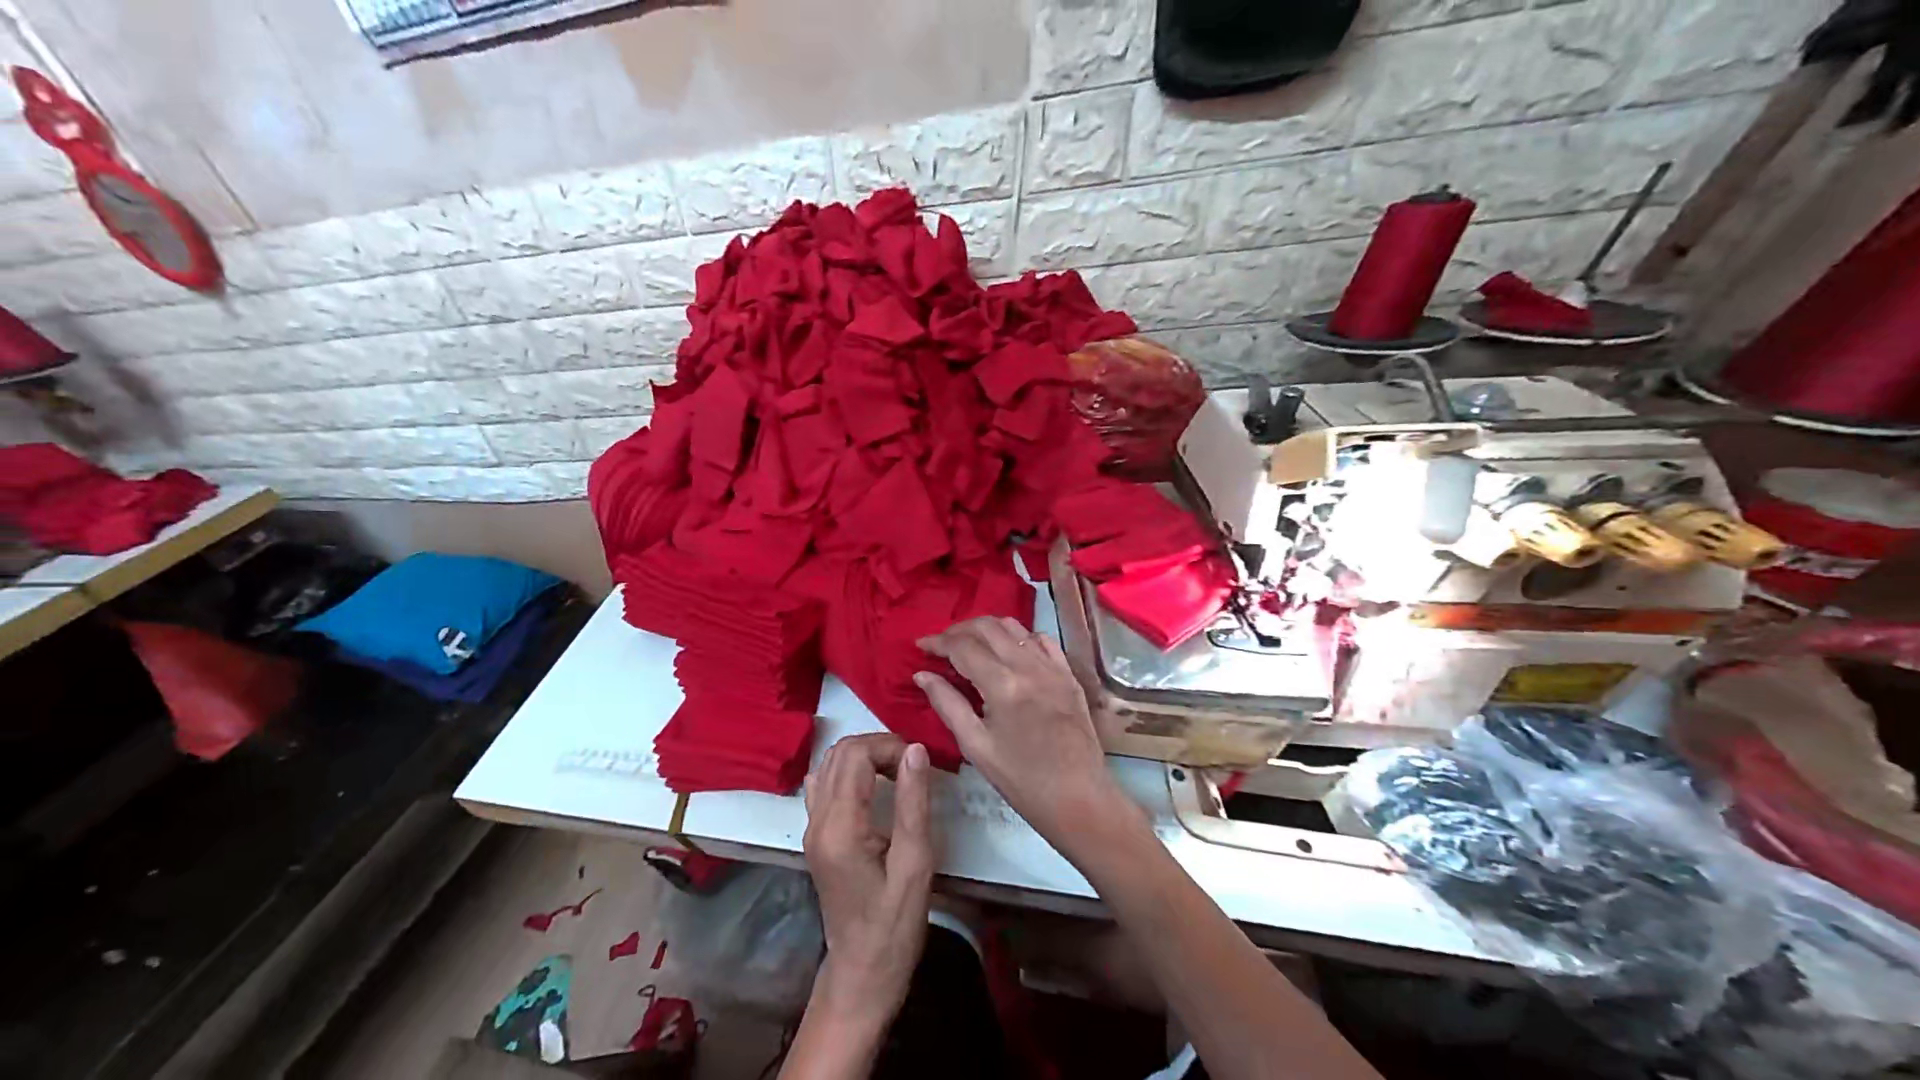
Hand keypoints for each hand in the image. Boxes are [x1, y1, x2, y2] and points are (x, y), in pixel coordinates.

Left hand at [801, 733, 933, 1033]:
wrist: (862, 971)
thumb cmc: (895, 924)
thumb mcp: (915, 864)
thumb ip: (912, 802)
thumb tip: (915, 749)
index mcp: (840, 827)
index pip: (856, 755)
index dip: (890, 747)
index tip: (919, 765)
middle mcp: (817, 821)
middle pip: (840, 752)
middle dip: (879, 747)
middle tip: (912, 767)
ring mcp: (811, 828)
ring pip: (830, 763)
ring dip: (864, 756)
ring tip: (898, 773)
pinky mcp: (815, 836)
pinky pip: (825, 784)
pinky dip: (849, 772)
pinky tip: (872, 787)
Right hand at [915, 617, 1144, 863]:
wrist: (1078, 797)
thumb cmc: (1021, 780)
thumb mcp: (975, 746)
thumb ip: (947, 704)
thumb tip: (923, 675)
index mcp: (1002, 684)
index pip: (962, 647)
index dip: (937, 642)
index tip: (920, 646)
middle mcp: (1028, 665)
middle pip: (988, 627)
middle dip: (959, 630)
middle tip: (941, 644)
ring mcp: (1053, 666)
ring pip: (1015, 627)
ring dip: (988, 629)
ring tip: (970, 644)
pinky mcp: (1068, 674)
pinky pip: (1042, 640)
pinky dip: (1019, 637)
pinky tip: (1009, 651)